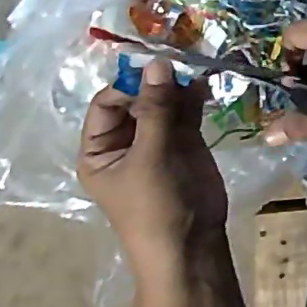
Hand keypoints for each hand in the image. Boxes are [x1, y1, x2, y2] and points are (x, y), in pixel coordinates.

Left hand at [79, 58, 226, 274]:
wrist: (192, 247)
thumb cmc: (156, 207)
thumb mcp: (150, 157)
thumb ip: (155, 108)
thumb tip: (157, 63)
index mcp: (100, 149)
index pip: (107, 102)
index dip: (128, 84)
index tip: (155, 69)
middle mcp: (125, 140)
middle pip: (137, 97)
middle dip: (157, 80)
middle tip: (180, 59)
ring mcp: (157, 140)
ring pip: (164, 101)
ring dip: (178, 84)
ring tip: (196, 66)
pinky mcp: (184, 142)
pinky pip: (186, 111)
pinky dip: (195, 96)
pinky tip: (206, 84)